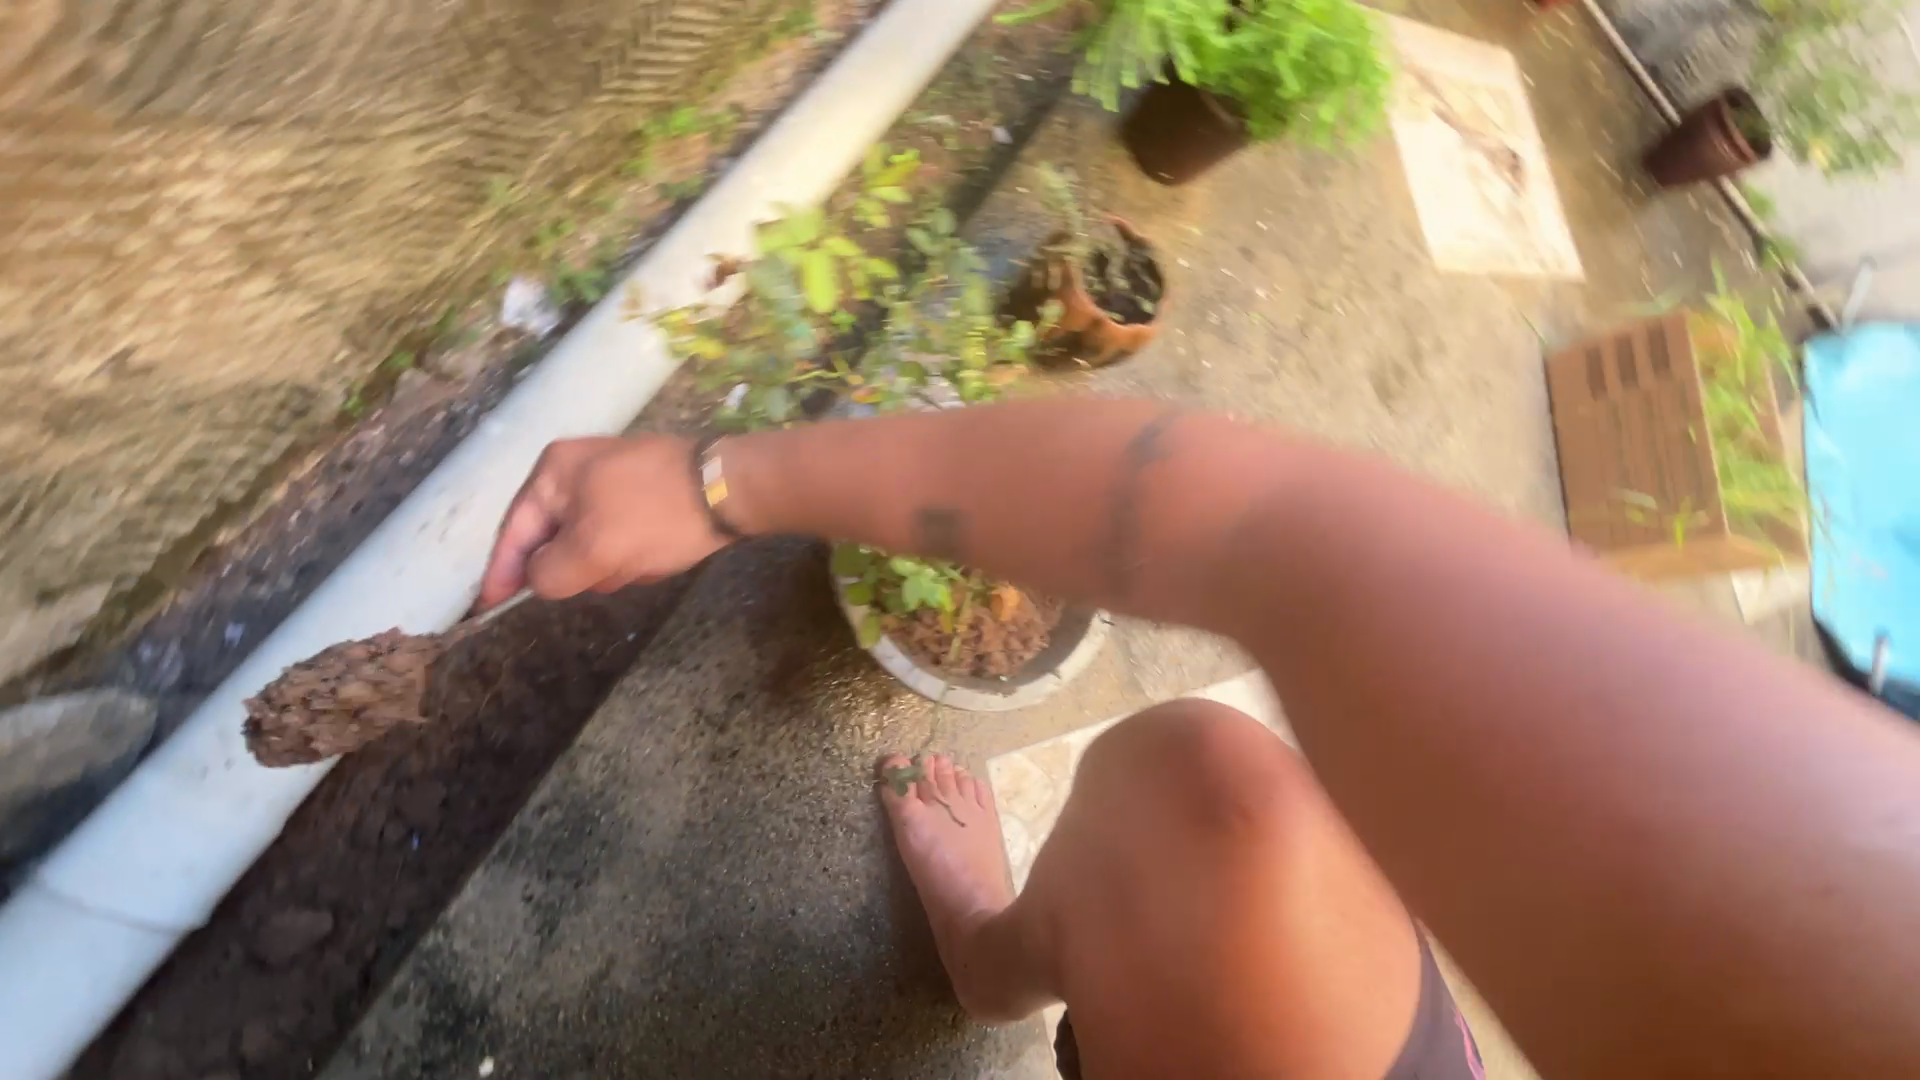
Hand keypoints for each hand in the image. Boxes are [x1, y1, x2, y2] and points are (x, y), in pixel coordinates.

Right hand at [478, 435, 733, 607]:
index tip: (488, 607)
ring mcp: (618, 481)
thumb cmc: (657, 515)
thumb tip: (538, 579)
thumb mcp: (594, 550)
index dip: (502, 572)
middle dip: (586, 566)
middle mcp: (580, 470)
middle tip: (616, 569)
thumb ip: (551, 572)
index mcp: (555, 472)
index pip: (514, 531)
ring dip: (620, 564)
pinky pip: (631, 539)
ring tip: (649, 558)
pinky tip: (667, 554)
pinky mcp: (651, 496)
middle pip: (560, 541)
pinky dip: (644, 554)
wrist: (733, 490)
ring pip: (599, 546)